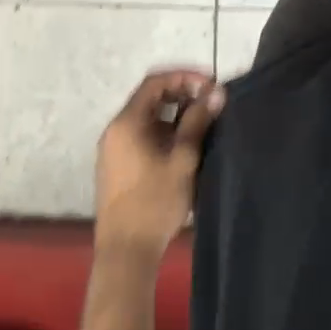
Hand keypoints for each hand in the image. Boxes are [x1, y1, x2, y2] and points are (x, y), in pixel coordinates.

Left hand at [94, 69, 225, 256]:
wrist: (125, 253)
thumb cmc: (154, 202)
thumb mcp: (182, 159)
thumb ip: (198, 121)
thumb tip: (217, 92)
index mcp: (127, 123)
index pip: (155, 82)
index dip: (185, 76)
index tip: (211, 85)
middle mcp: (115, 130)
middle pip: (149, 97)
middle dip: (182, 93)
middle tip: (210, 102)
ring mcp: (113, 150)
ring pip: (147, 118)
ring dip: (174, 114)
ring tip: (202, 124)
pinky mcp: (117, 166)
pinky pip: (142, 135)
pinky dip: (164, 131)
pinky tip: (184, 146)